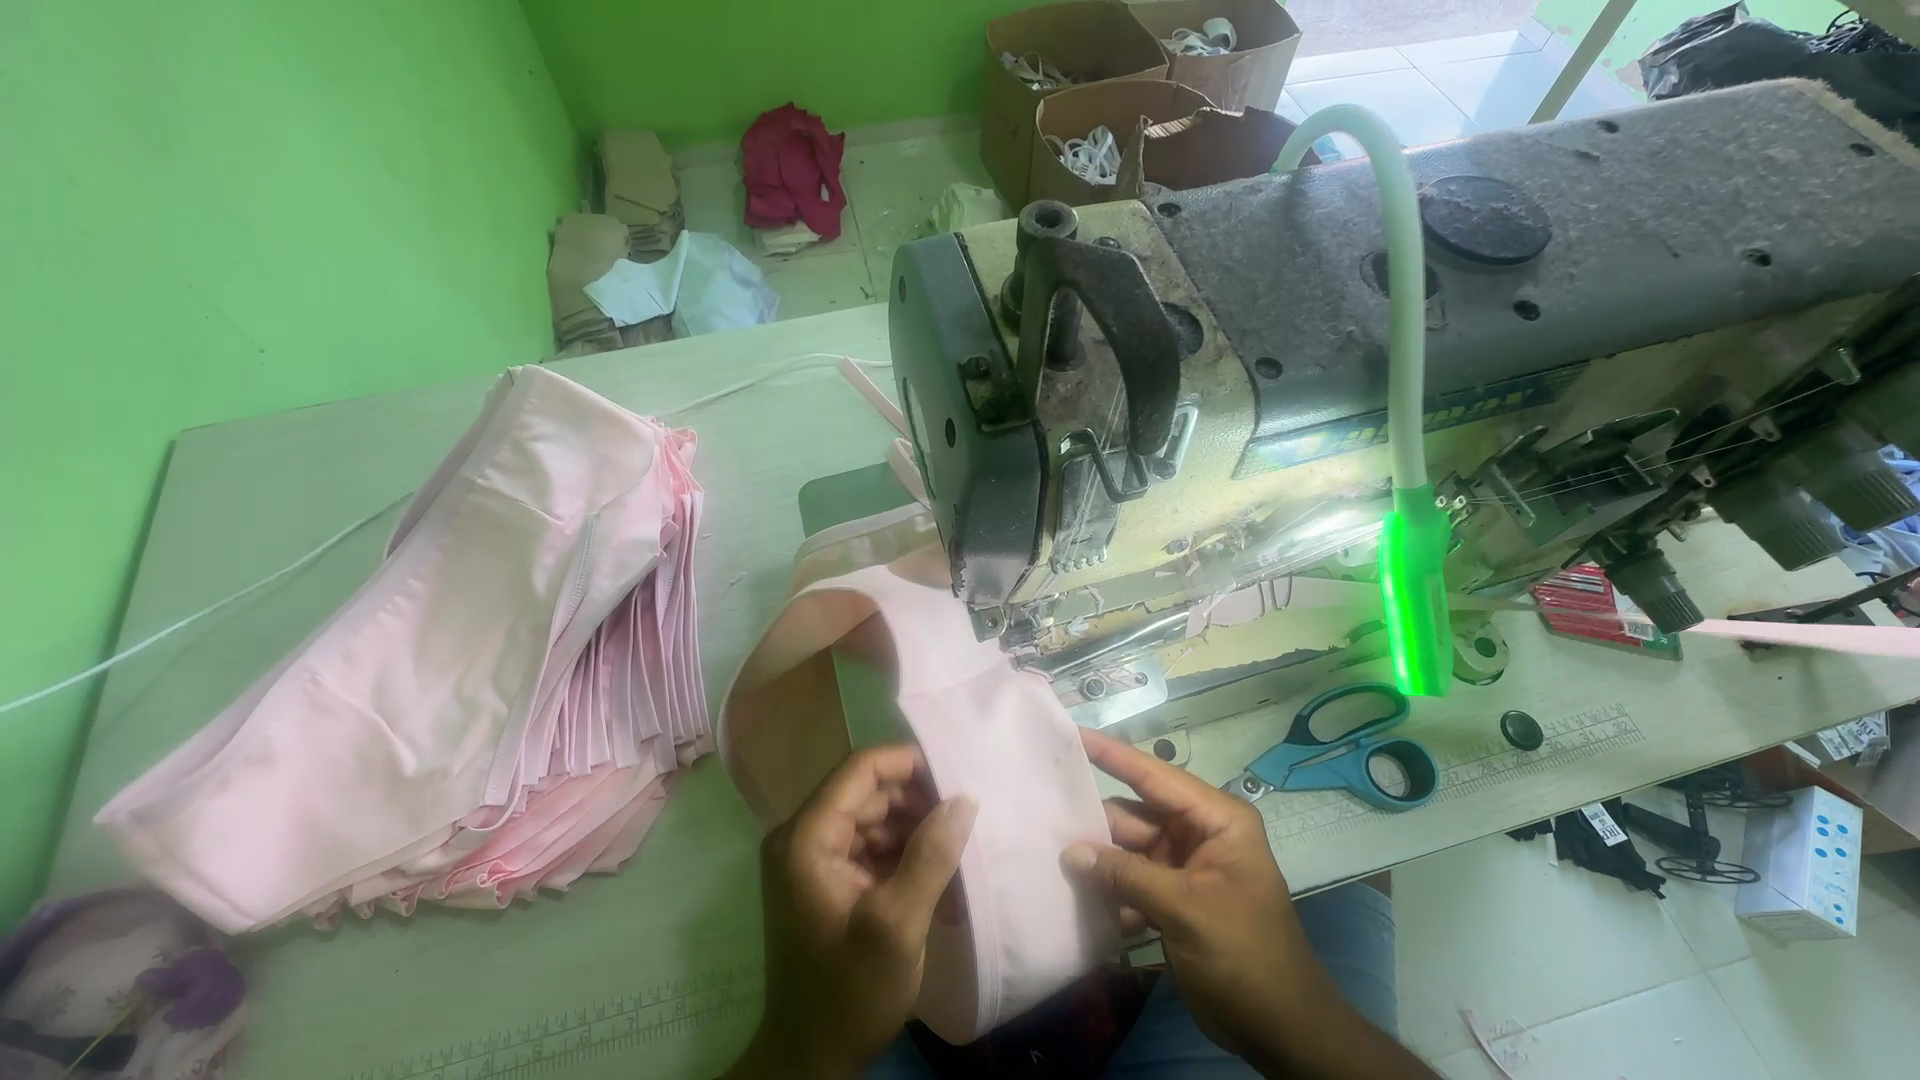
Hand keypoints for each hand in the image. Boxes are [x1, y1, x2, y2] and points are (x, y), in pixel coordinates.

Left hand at [729, 745, 976, 1079]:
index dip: (909, 764)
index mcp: (807, 838)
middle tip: (967, 830)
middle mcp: (804, 839)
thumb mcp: (897, 925)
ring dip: (919, 842)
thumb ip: (929, 857)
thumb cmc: (848, 993)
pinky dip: (906, 866)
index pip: (860, 770)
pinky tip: (942, 894)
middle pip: (870, 796)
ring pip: (877, 824)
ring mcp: (815, 862)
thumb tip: (963, 800)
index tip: (956, 779)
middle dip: (921, 809)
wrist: (810, 1059)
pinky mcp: (828, 885)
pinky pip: (872, 854)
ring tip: (960, 871)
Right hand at [1062, 728, 1434, 1078]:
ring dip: (1098, 862)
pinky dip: (1110, 893)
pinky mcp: (1173, 902)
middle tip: (1042, 816)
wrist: (1281, 1030)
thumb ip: (1128, 876)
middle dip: (1095, 821)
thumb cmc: (1246, 957)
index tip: (1073, 733)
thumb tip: (1072, 851)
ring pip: (1128, 851)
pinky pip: (1131, 884)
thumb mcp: (1187, 910)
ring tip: (1049, 859)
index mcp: (1217, 821)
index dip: (1114, 755)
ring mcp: (1185, 870)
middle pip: (1135, 815)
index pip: (1157, 777)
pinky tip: (1079, 904)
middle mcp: (1200, 836)